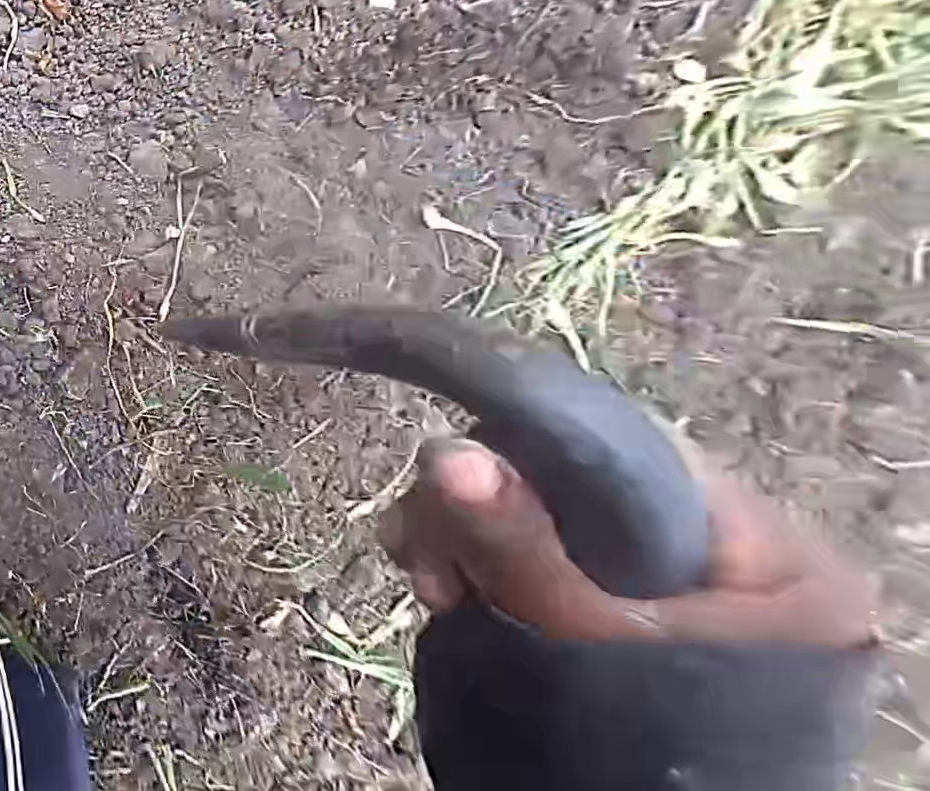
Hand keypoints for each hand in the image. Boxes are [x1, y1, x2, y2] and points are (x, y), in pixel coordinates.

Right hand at [381, 439, 876, 648]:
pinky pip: (521, 537)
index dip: (518, 454)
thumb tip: (448, 452)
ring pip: (524, 503)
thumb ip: (517, 542)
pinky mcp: (607, 581)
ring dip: (453, 534)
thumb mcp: (575, 636)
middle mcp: (716, 540)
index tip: (451, 490)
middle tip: (425, 555)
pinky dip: (466, 553)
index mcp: (761, 545)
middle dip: (469, 511)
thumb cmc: (646, 739)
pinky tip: (435, 582)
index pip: (618, 447)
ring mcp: (658, 562)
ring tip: (427, 584)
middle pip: (556, 474)